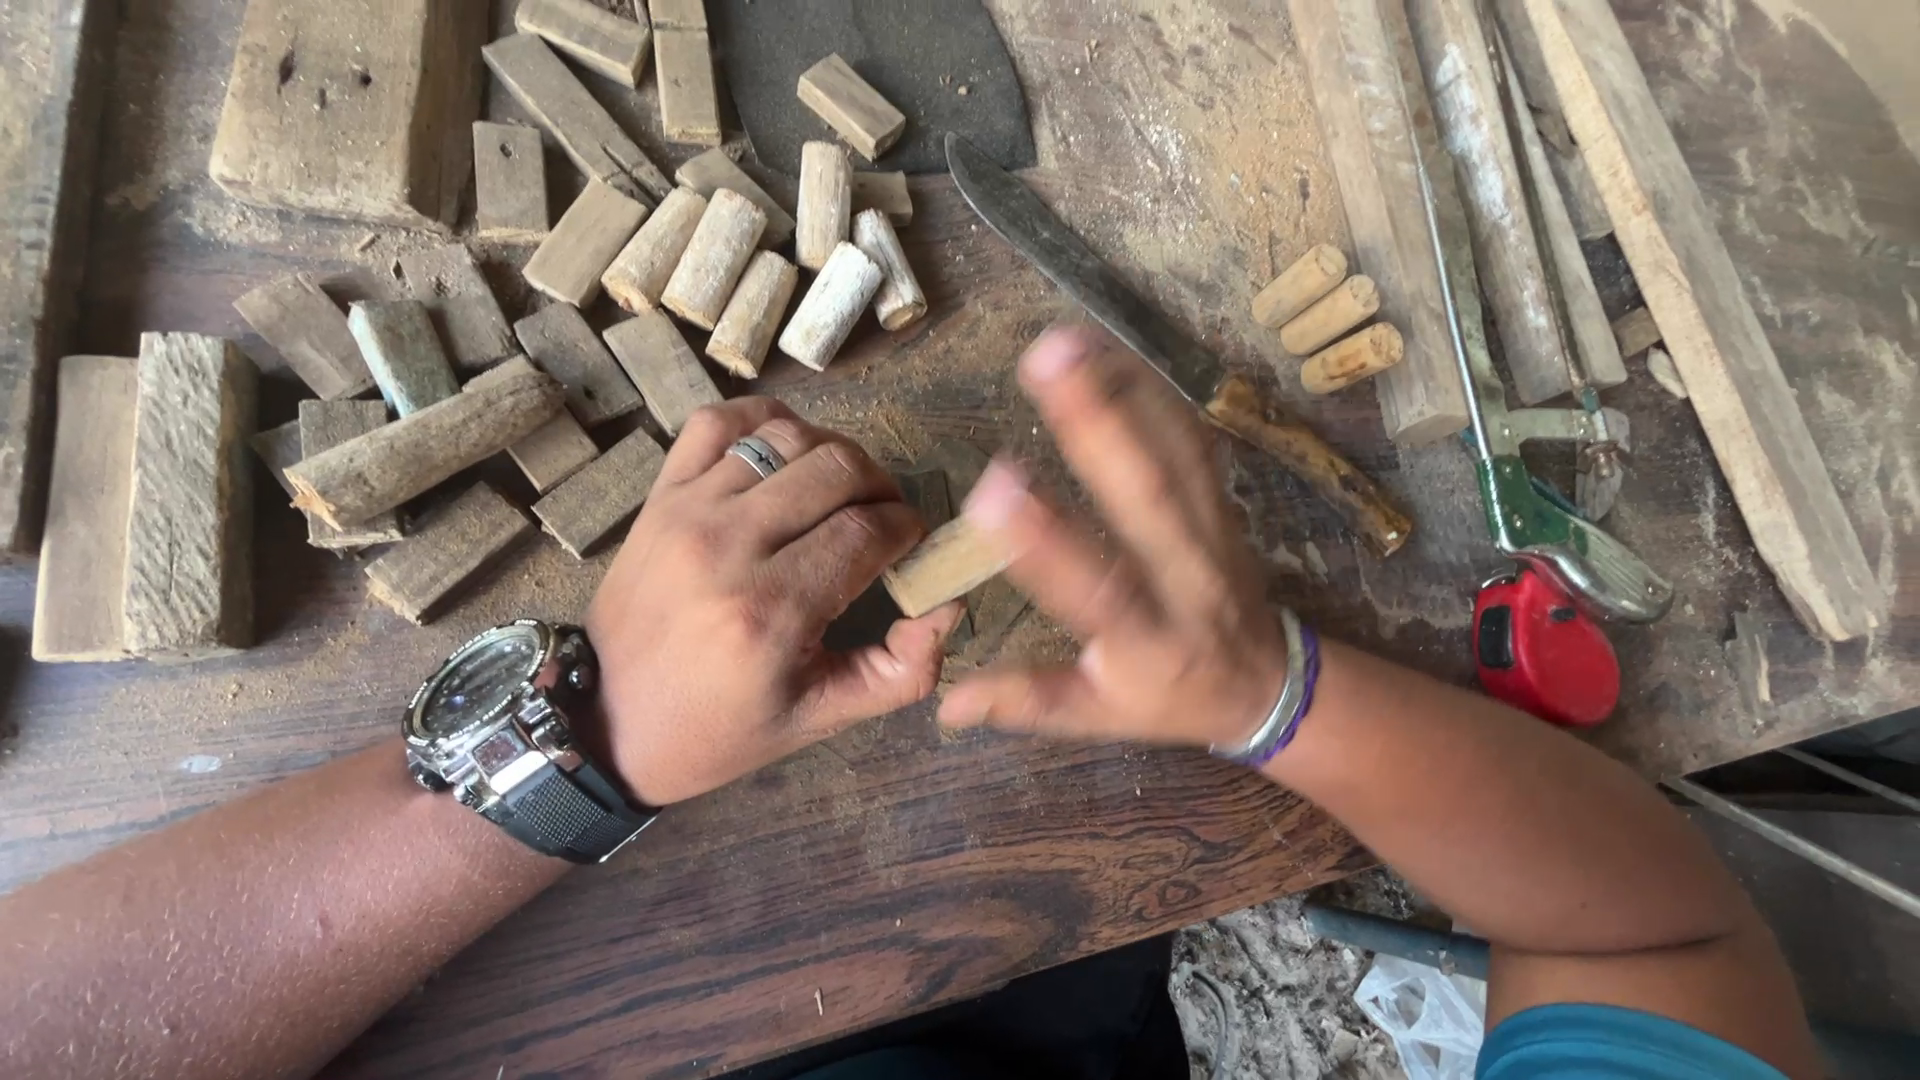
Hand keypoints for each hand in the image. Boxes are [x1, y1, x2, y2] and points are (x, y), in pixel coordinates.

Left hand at [584, 398, 963, 804]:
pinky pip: (719, 422)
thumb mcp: (819, 718)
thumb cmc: (719, 729)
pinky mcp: (660, 494)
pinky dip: (764, 421)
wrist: (602, 723)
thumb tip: (948, 604)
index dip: (908, 528)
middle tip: (886, 516)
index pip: (868, 531)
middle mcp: (728, 546)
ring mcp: (687, 510)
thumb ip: (900, 670)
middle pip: (837, 470)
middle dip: (882, 486)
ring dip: (833, 454)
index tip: (912, 543)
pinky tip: (784, 454)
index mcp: (771, 612)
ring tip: (842, 490)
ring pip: (787, 436)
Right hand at [937, 326, 1285, 749]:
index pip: (1097, 590)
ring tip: (1069, 339)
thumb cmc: (1171, 698)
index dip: (1046, 543)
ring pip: (1176, 451)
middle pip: (1151, 496)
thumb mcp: (1099, 715)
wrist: (1266, 680)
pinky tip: (1111, 348)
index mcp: (1149, 637)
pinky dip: (1153, 389)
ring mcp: (1213, 528)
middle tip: (1047, 363)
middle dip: (1098, 425)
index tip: (994, 490)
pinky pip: (1193, 437)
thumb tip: (946, 704)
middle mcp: (1188, 574)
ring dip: (1124, 388)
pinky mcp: (1221, 499)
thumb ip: (1027, 703)